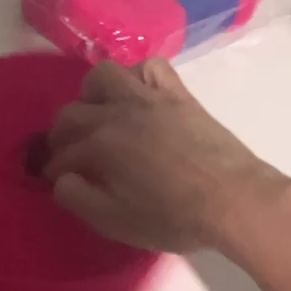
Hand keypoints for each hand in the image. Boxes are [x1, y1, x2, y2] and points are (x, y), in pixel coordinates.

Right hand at [45, 59, 289, 253]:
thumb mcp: (115, 222)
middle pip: (72, 113)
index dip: (55, 170)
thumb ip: (78, 199)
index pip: (63, 154)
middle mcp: (117, 113)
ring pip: (104, 76)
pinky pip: (151, 67)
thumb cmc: (173, 217)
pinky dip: (137, 76)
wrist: (235, 201)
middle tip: (70, 154)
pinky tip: (138, 95)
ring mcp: (149, 98)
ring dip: (91, 94)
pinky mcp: (178, 95)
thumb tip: (61, 180)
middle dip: (62, 135)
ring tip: (98, 114)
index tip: (57, 181)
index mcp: (99, 145)